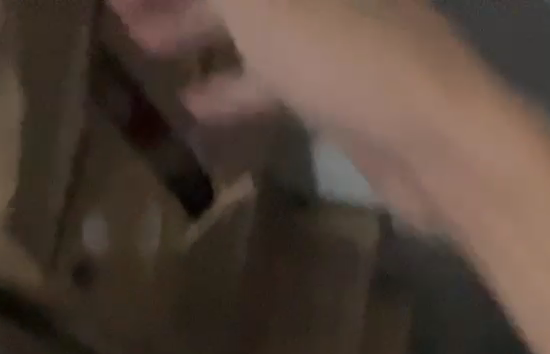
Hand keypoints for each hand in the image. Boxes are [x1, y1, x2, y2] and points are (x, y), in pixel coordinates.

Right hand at [108, 0, 503, 229]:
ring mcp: (332, 30)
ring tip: (134, 43)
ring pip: (248, 21)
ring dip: (191, 29)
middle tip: (115, 5)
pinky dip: (232, 89)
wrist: (435, 143)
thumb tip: (195, 0)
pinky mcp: (338, 88)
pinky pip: (273, 78)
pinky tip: (193, 112)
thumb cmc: (344, 50)